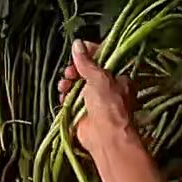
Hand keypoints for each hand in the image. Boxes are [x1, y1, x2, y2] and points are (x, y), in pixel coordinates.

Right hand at [59, 40, 140, 156]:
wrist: (106, 138)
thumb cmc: (109, 105)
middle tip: (70, 71)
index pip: (103, 58)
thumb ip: (86, 61)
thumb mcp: (99, 78)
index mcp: (118, 78)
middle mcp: (107, 88)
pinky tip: (63, 95)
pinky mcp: (83, 112)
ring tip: (64, 84)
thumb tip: (77, 43)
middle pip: (87, 71)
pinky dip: (65, 96)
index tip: (79, 50)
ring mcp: (95, 101)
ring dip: (68, 82)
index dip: (90, 53)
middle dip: (76, 69)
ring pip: (77, 84)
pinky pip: (71, 99)